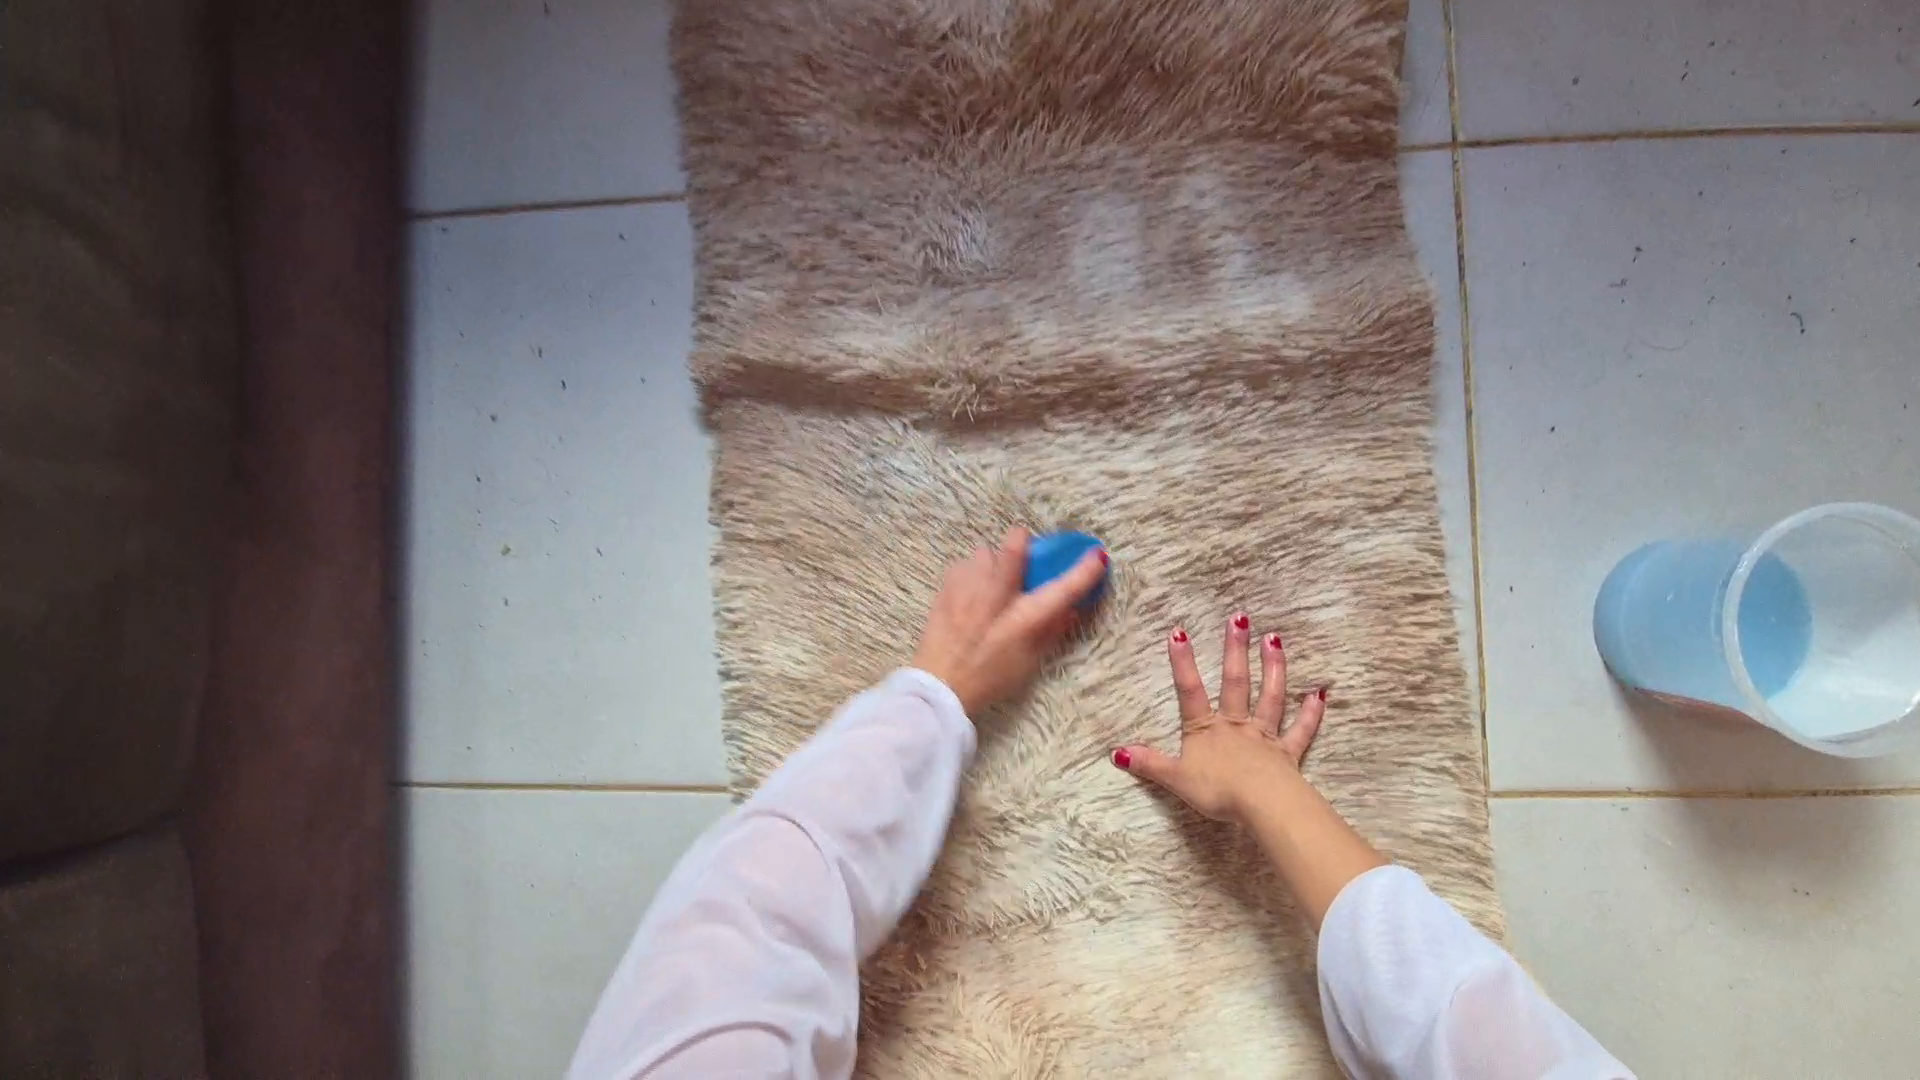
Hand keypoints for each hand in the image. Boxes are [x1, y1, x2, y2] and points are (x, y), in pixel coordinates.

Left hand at [910, 526, 1107, 713]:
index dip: (1084, 570)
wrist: (941, 686)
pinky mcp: (946, 587)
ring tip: (990, 581)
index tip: (1097, 555)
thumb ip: (1051, 631)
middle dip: (1023, 540)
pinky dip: (972, 573)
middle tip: (1025, 550)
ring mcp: (968, 588)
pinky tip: (970, 592)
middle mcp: (997, 597)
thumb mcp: (1029, 662)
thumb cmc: (989, 678)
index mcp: (1023, 620)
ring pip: (985, 552)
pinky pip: (964, 565)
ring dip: (993, 561)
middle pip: (1014, 547)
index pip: (1063, 589)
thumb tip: (1071, 607)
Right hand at [1114, 614, 1326, 825]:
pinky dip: (1310, 713)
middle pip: (1235, 682)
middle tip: (1238, 619)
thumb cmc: (1218, 791)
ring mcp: (1264, 737)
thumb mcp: (1175, 778)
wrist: (1263, 806)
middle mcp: (1235, 725)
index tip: (1178, 631)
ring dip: (1272, 668)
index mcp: (1206, 729)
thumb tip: (1116, 753)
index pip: (1190, 690)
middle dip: (1234, 650)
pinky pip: (1300, 730)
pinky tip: (1318, 694)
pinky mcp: (1287, 754)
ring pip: (1269, 697)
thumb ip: (1149, 764)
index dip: (1182, 662)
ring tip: (1274, 640)